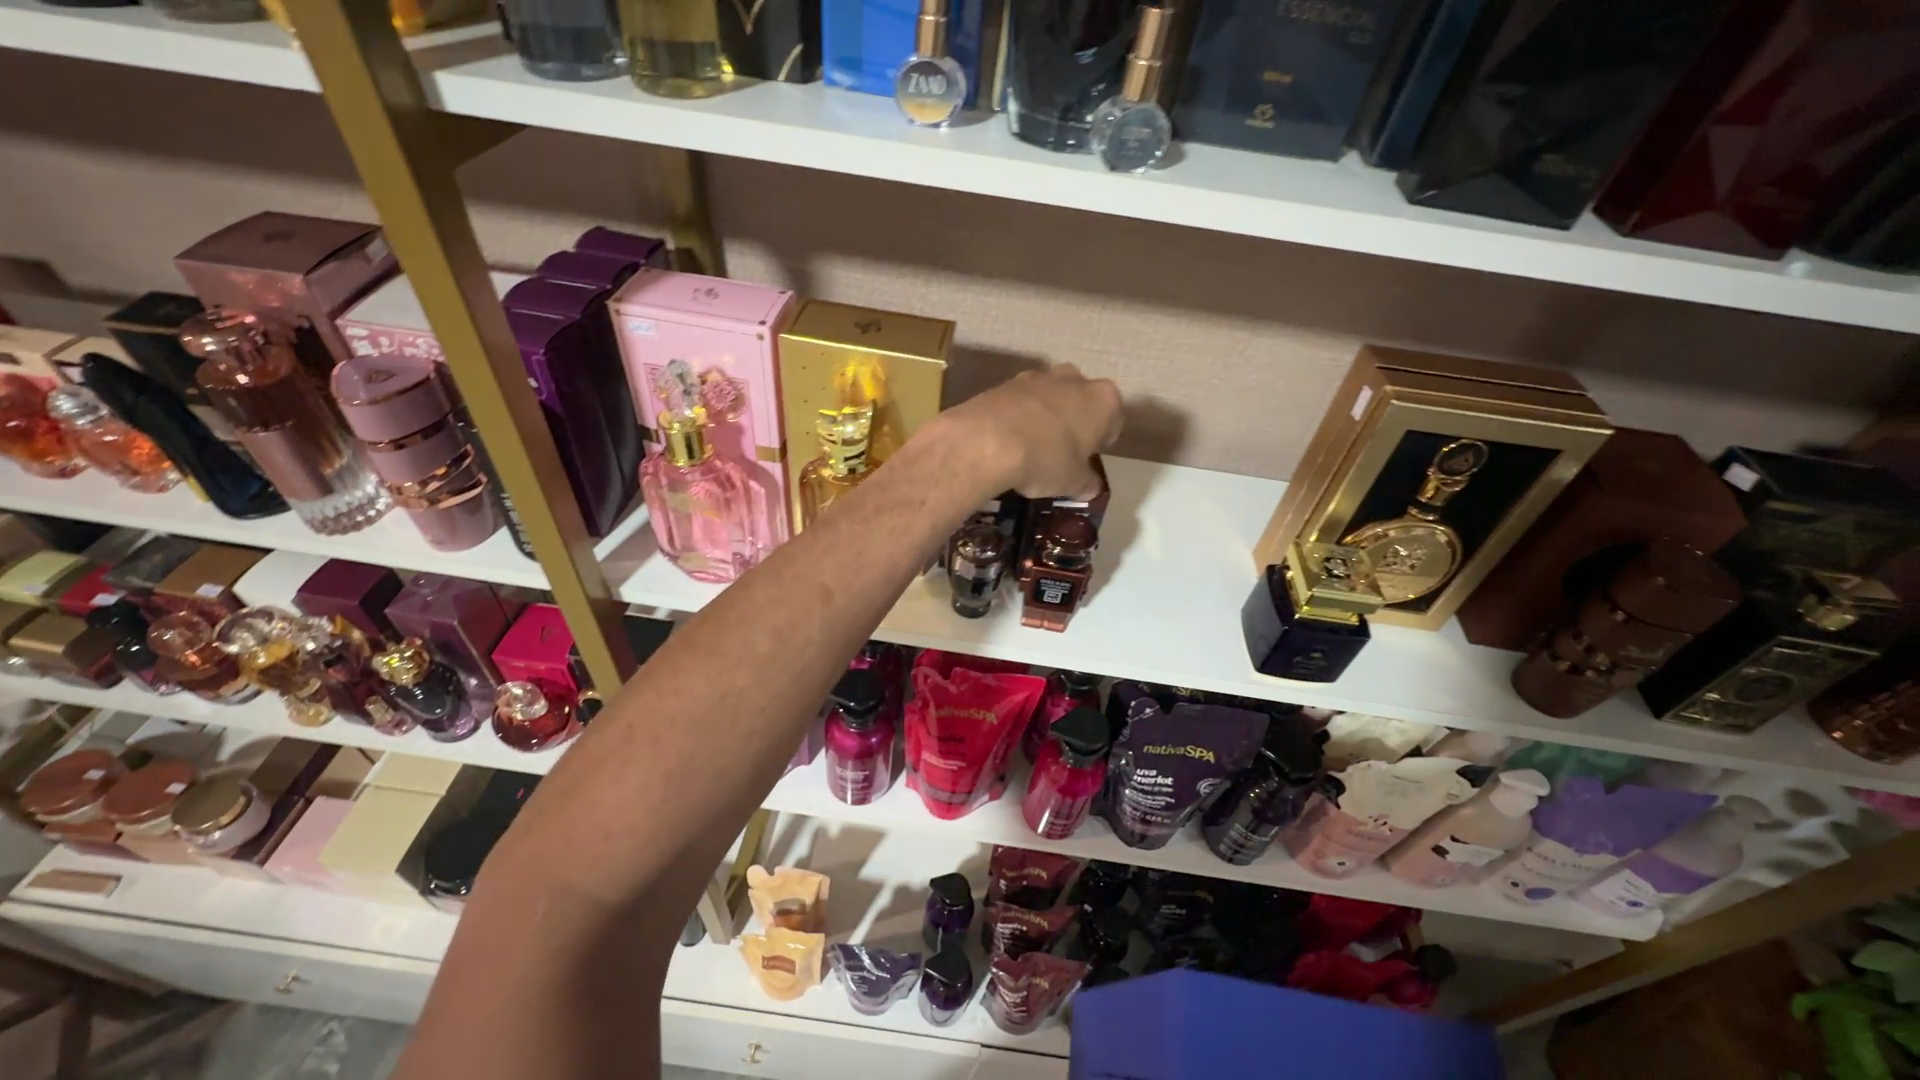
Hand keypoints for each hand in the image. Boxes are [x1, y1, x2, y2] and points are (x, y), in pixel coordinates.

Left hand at [933, 364, 1122, 499]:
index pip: (1114, 419)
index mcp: (1103, 399)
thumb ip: (1086, 482)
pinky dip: (1018, 416)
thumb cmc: (1046, 459)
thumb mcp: (1073, 481)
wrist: (987, 440)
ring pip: (1050, 397)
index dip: (1102, 441)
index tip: (1088, 457)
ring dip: (1045, 416)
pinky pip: (1020, 401)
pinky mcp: (1005, 382)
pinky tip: (1008, 440)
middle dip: (1074, 421)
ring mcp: (1038, 376)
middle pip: (1081, 400)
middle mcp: (1074, 379)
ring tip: (1032, 446)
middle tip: (1062, 451)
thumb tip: (1090, 487)